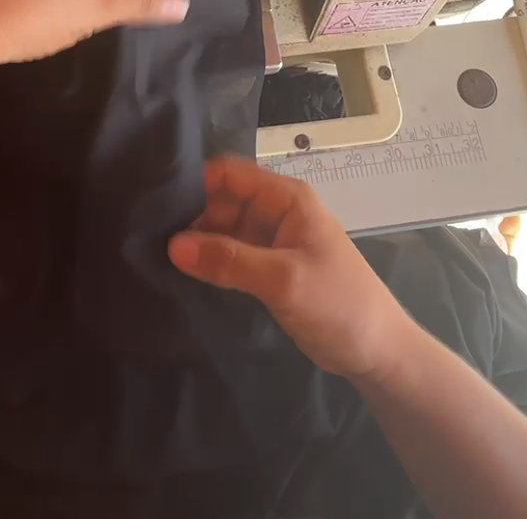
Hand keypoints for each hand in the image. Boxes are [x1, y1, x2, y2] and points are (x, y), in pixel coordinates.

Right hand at [168, 158, 413, 379]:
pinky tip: (181, 271)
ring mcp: (272, 240)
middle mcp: (276, 211)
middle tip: (147, 235)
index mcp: (286, 198)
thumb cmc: (339, 304)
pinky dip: (209, 259)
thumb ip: (229, 261)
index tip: (155, 202)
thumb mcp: (282, 280)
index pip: (230, 173)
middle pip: (221, 199)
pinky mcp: (268, 267)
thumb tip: (173, 245)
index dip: (194, 181)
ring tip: (154, 253)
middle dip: (189, 214)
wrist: (379, 353)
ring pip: (222, 227)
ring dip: (196, 239)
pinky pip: (231, 253)